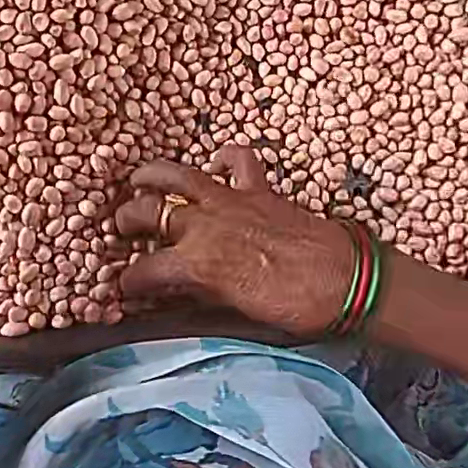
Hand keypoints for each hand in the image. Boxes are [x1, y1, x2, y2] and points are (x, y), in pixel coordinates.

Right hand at [114, 146, 356, 336]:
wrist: (346, 280)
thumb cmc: (293, 305)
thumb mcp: (237, 310)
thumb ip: (201, 294)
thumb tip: (176, 291)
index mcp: (197, 262)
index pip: (145, 271)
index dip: (129, 282)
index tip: (126, 287)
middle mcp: (205, 224)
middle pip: (148, 212)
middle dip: (128, 220)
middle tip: (121, 227)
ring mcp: (232, 200)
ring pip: (180, 175)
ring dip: (154, 174)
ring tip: (139, 178)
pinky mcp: (259, 189)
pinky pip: (238, 159)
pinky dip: (225, 158)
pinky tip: (217, 163)